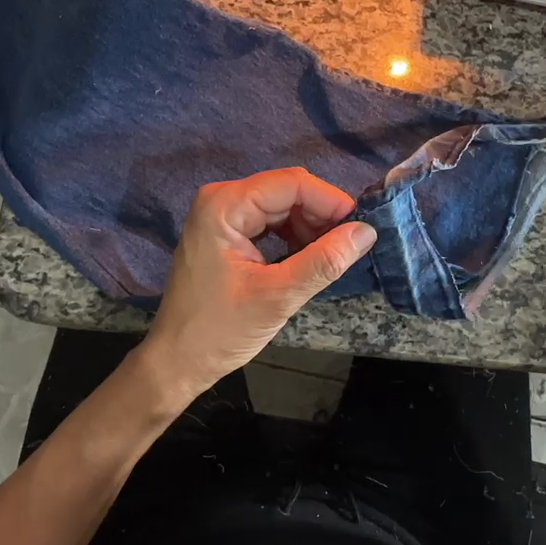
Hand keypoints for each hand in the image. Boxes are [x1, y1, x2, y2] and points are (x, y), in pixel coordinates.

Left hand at [137, 168, 377, 400]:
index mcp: (224, 206)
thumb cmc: (220, 330)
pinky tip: (307, 261)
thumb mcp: (278, 296)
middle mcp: (221, 200)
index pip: (292, 184)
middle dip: (321, 217)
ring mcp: (222, 217)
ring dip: (310, 229)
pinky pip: (270, 223)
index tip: (360, 229)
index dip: (331, 201)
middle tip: (347, 249)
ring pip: (282, 207)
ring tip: (328, 260)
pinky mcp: (226, 234)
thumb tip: (367, 232)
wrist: (178, 360)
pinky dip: (293, 238)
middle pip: (287, 192)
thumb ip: (323, 261)